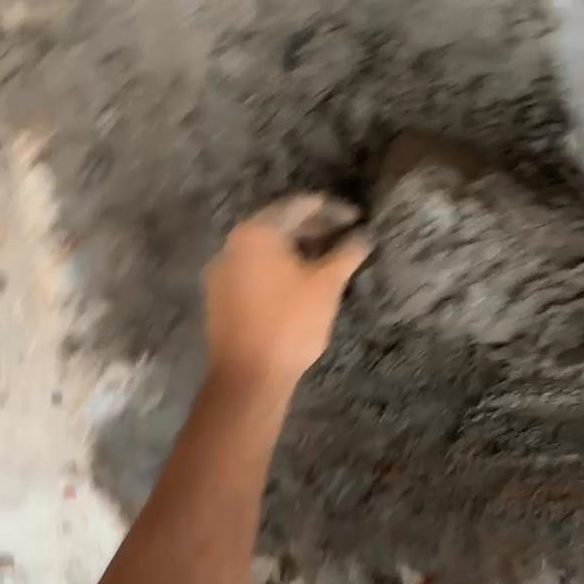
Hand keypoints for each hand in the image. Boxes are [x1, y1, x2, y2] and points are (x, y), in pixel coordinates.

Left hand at [202, 194, 370, 394]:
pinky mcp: (220, 295)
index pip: (300, 205)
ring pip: (266, 248)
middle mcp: (233, 242)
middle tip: (345, 236)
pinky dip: (278, 267)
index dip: (332, 210)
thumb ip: (347, 253)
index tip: (357, 219)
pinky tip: (300, 281)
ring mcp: (222, 269)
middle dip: (315, 228)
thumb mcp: (326, 284)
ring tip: (327, 258)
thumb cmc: (289, 322)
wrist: (246, 378)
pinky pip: (254, 268)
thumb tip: (363, 236)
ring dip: (297, 248)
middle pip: (280, 224)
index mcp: (257, 231)